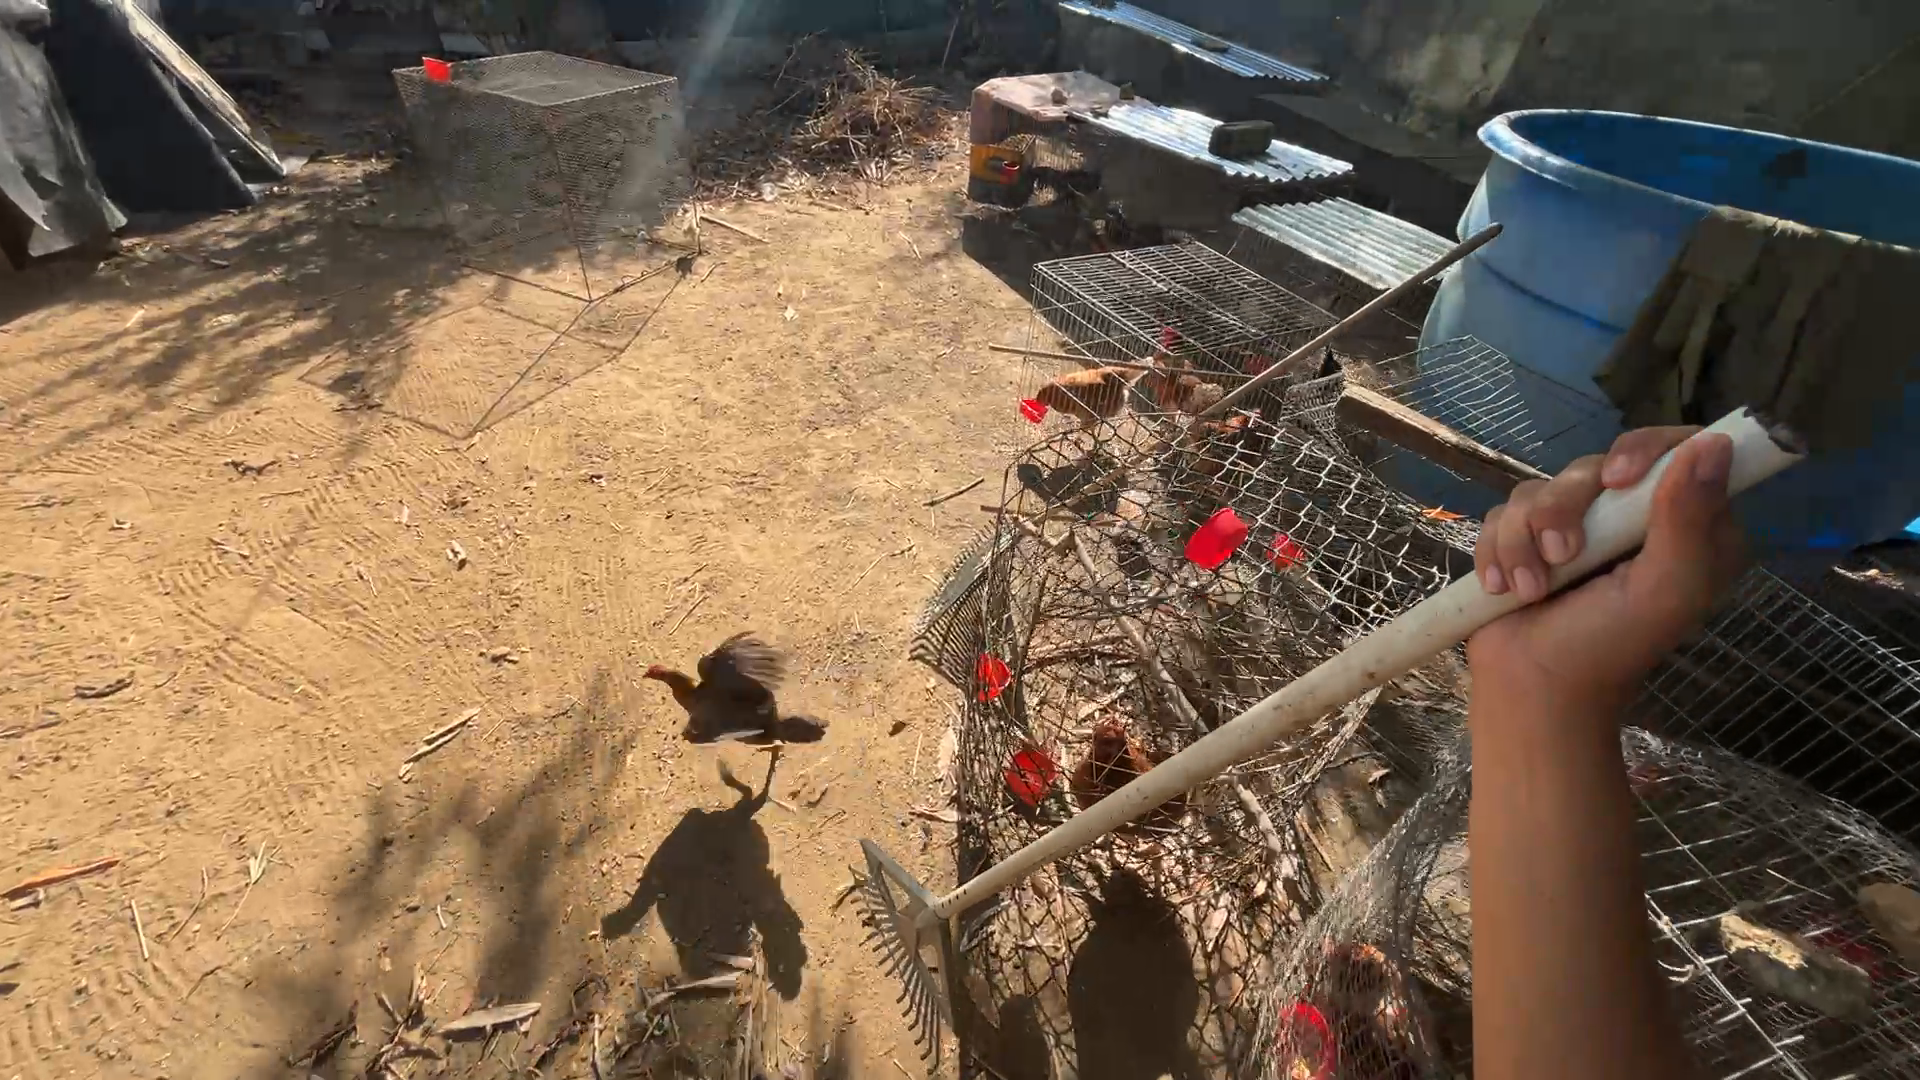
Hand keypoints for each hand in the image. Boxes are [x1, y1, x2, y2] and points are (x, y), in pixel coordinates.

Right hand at [1467, 427, 1743, 716]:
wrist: (1530, 684)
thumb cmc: (1607, 647)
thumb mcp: (1663, 590)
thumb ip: (1687, 521)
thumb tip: (1713, 443)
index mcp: (1682, 527)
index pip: (1676, 450)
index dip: (1642, 451)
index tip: (1616, 481)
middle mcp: (1625, 521)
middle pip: (1587, 468)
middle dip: (1560, 513)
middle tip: (1561, 558)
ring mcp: (1568, 530)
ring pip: (1531, 493)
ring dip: (1519, 542)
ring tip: (1526, 590)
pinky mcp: (1519, 542)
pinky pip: (1496, 517)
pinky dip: (1493, 552)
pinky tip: (1501, 587)